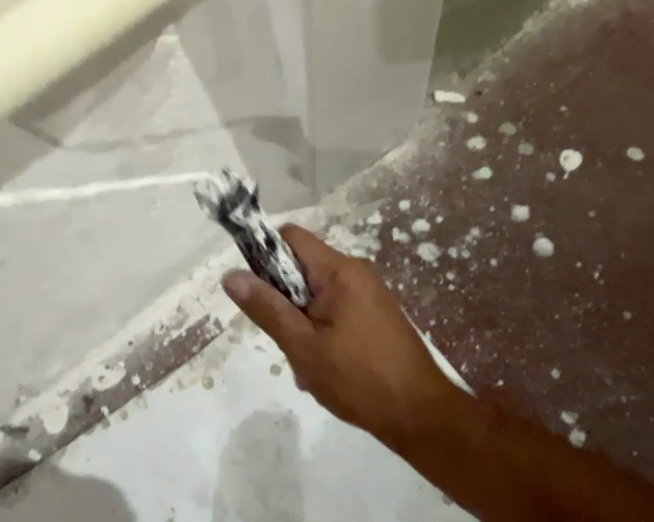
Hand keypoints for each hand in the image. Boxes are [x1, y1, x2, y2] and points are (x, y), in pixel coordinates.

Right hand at [222, 224, 458, 445]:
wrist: (423, 417)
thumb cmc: (359, 380)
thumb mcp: (302, 346)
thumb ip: (266, 308)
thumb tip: (230, 275)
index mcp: (339, 270)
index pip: (290, 237)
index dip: (265, 255)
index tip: (256, 291)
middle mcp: (356, 270)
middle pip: (301, 265)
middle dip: (284, 297)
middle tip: (285, 337)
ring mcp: (370, 292)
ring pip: (317, 290)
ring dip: (302, 318)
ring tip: (305, 361)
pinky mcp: (378, 312)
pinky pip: (336, 305)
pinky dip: (322, 327)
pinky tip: (325, 365)